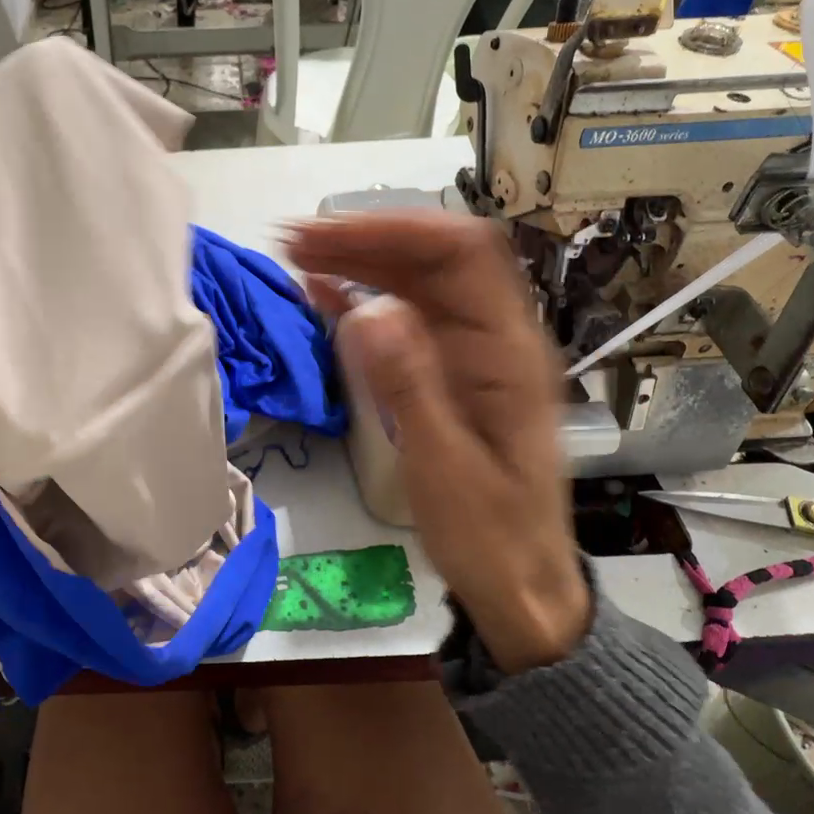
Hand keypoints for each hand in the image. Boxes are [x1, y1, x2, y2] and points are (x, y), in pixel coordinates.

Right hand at [286, 212, 589, 673]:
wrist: (518, 583)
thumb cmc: (491, 535)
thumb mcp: (447, 469)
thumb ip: (410, 388)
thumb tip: (369, 310)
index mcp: (508, 352)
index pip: (462, 256)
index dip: (396, 230)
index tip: (329, 233)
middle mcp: (492, 338)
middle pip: (433, 260)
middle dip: (366, 240)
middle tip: (294, 241)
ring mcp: (468, 354)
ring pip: (415, 284)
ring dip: (359, 262)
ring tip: (297, 256)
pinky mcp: (445, 373)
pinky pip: (404, 321)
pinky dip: (362, 299)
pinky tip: (320, 292)